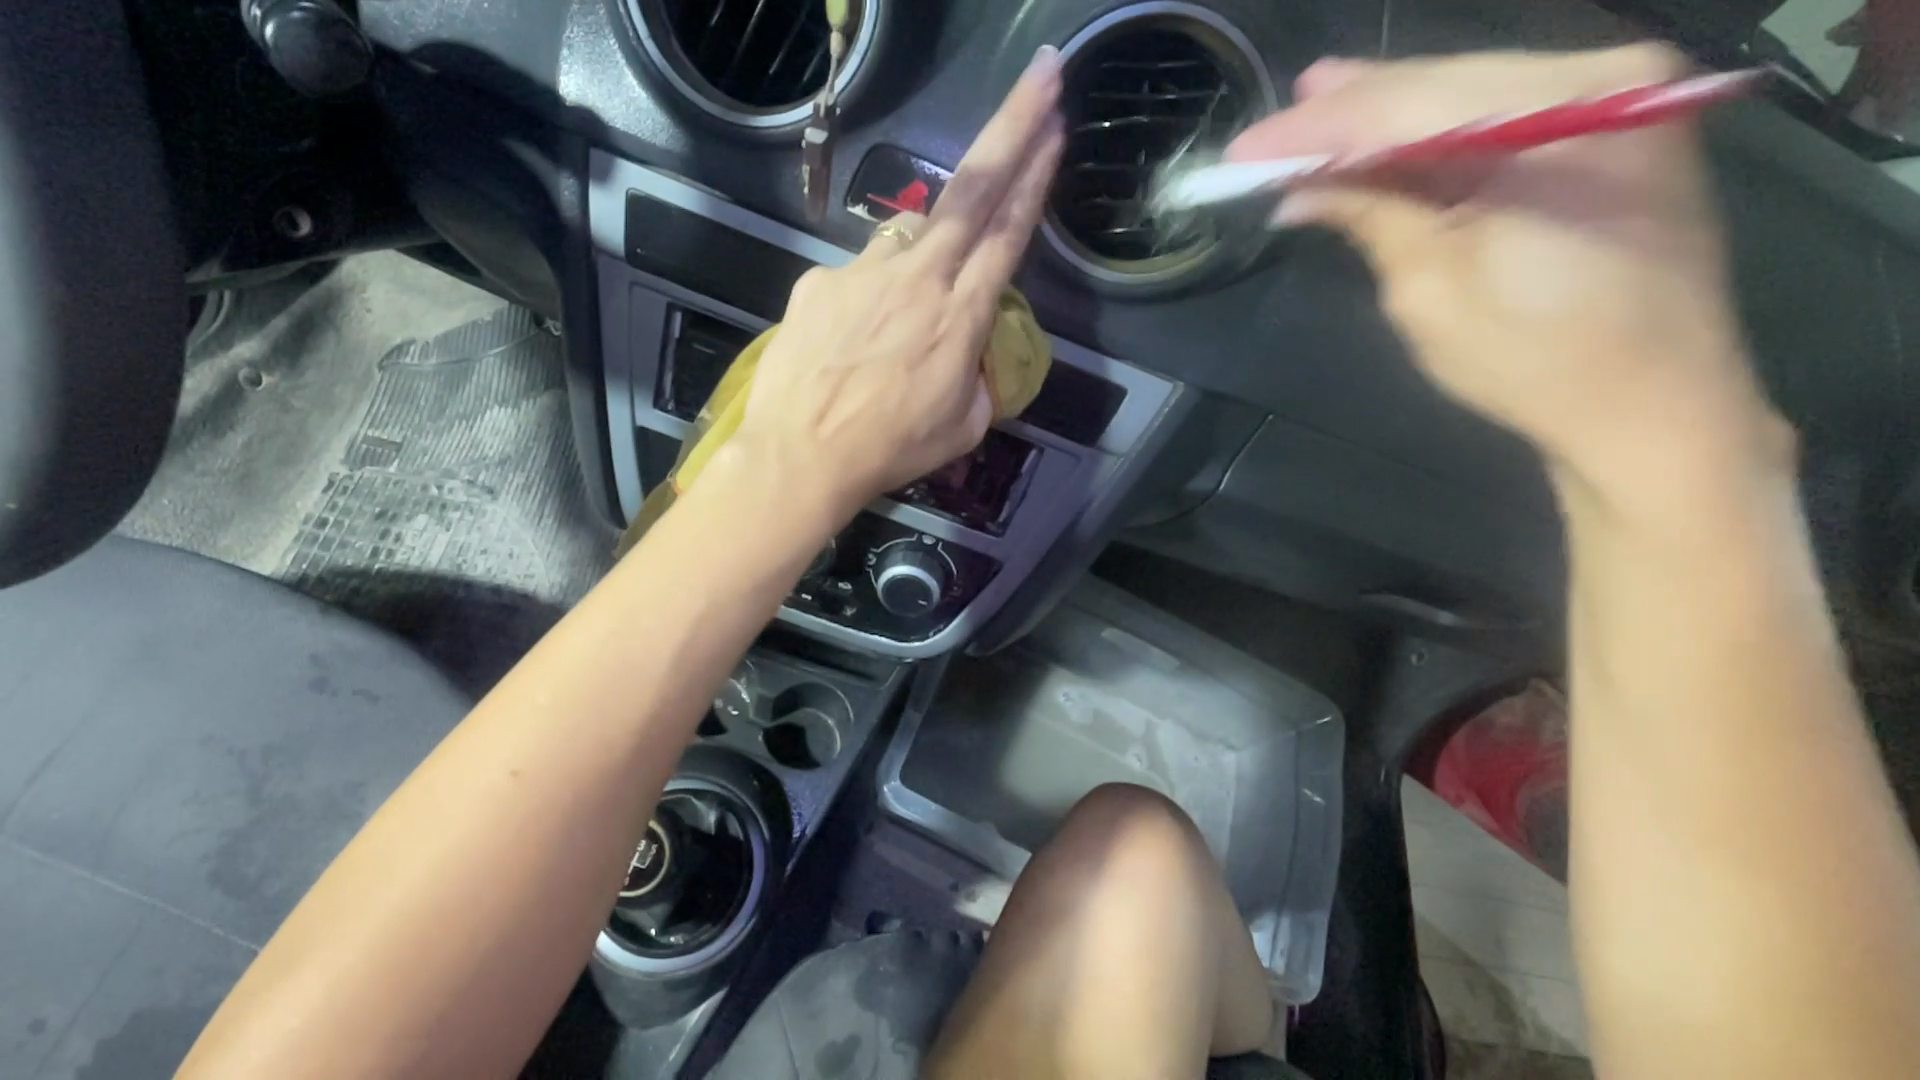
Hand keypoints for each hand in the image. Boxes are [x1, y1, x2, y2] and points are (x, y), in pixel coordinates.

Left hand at [737, 46, 1064, 520]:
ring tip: (902, 319)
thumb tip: (971, 350)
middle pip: (972, 190)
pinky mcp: (820, 280)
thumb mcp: (962, 426)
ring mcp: (864, 272)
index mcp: (960, 316)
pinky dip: (869, 299)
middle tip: (1041, 75)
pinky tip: (853, 343)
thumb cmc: (890, 451)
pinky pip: (859, 276)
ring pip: (910, 236)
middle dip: (1013, 126)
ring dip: (924, 253)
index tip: (1055, 126)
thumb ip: (978, 375)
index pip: (1008, 232)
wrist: (799, 456)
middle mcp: (918, 278)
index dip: (1035, 176)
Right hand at [1229, 46, 1791, 499]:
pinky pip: (1499, 127)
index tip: (1243, 152)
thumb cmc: (1539, 360)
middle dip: (1347, 113)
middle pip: (1441, 86)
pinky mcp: (1611, 141)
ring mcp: (1616, 106)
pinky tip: (1382, 142)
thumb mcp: (1432, 288)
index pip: (1409, 105)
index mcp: (1569, 113)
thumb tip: (1297, 191)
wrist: (1653, 413)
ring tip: (1311, 113)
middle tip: (1270, 127)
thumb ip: (1369, 216)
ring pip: (1467, 100)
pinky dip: (1433, 141)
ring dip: (1384, 119)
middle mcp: (1605, 82)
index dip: (1316, 131)